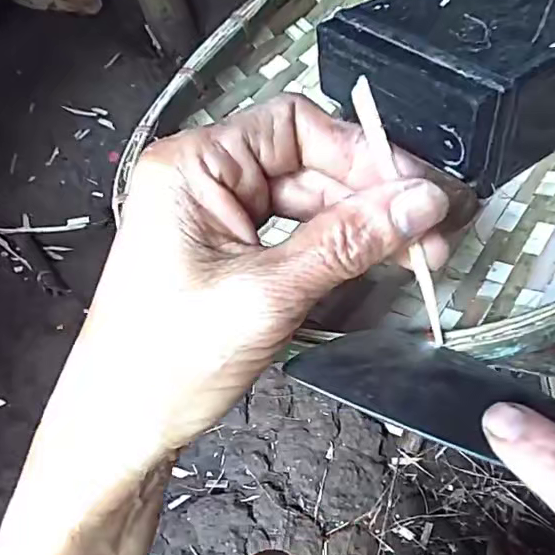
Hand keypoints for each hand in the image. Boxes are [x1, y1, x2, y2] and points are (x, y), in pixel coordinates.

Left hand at [34, 95, 451, 490]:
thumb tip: (419, 203)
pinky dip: (347, 248)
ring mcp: (227, 219)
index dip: (363, 154)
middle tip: (430, 232)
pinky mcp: (243, 254)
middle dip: (376, 199)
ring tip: (420, 254)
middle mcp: (210, 182)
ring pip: (318, 203)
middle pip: (314, 166)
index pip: (297, 128)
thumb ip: (350, 241)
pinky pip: (307, 236)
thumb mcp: (271, 293)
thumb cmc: (168, 360)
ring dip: (370, 227)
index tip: (415, 189)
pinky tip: (382, 262)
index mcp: (195, 168)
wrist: (124, 427)